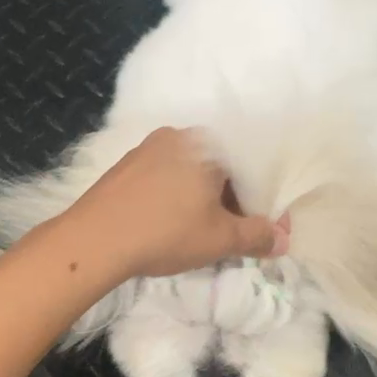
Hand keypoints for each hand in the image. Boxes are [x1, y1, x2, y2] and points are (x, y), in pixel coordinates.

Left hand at [55, 127, 288, 281]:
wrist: (94, 239)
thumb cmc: (166, 231)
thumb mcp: (221, 239)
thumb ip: (257, 236)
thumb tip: (282, 239)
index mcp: (206, 142)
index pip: (248, 164)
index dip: (261, 197)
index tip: (264, 226)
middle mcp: (177, 136)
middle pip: (218, 167)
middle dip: (231, 198)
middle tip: (235, 232)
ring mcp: (146, 149)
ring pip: (189, 173)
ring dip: (202, 199)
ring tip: (204, 231)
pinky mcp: (124, 167)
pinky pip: (163, 178)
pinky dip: (176, 198)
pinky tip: (171, 225)